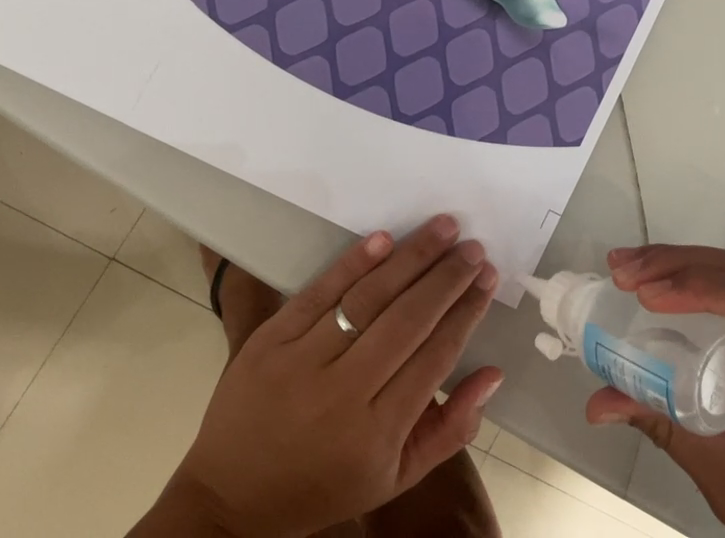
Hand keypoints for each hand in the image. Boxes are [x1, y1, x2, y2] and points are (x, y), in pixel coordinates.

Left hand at [138, 216, 502, 537]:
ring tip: (442, 228)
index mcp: (379, 431)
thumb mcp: (395, 476)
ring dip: (410, 258)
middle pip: (407, 320)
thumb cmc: (324, 486)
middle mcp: (344, 393)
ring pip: (367, 299)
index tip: (487, 277)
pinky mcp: (269, 341)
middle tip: (474, 246)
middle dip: (446, 278)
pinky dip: (352, 263)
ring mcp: (302, 363)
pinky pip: (318, 294)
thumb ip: (450, 429)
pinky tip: (384, 238)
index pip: (436, 356)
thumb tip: (493, 373)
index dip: (466, 312)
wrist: (231, 497)